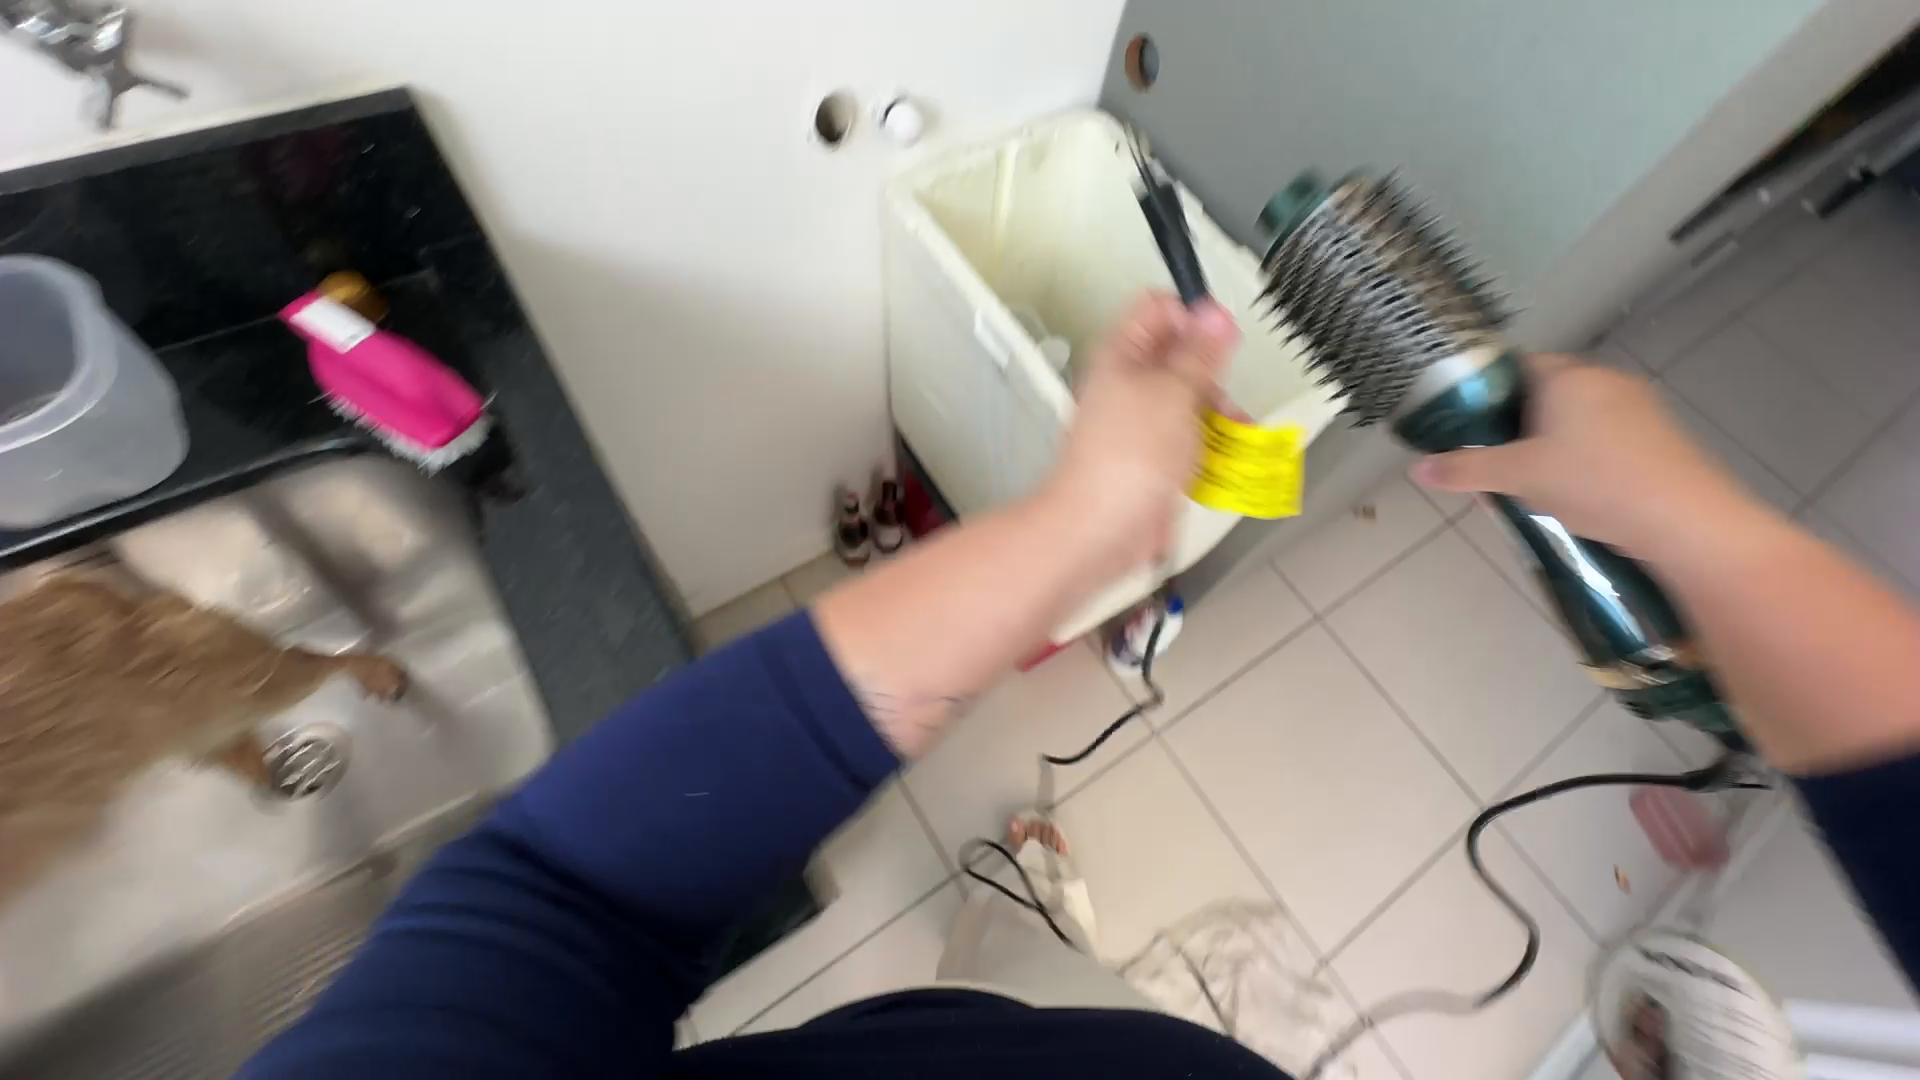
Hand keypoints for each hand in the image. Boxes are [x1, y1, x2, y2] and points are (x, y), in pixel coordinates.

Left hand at [1041, 291, 1239, 579]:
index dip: (1191, 315)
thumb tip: (1213, 313)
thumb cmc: (1127, 459)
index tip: (1220, 337)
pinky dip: (1212, 449)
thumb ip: (1198, 353)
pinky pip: (1190, 443)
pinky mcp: (1153, 461)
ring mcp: (1141, 427)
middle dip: (1213, 375)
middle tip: (1223, 395)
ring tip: (1238, 433)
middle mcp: (1128, 388)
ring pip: (1191, 404)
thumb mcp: (1173, 392)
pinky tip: (1228, 462)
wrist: (1100, 529)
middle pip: (1181, 360)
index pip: (1157, 311)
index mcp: (1122, 358)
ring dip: (1220, 416)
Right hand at [1408, 353, 1757, 556]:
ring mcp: (1634, 408)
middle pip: (1537, 394)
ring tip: (1514, 481)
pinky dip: (1568, 457)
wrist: (1686, 522)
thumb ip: (1463, 470)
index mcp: (1568, 376)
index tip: (1457, 420)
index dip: (1480, 389)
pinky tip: (1559, 491)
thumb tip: (1416, 470)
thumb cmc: (1594, 482)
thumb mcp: (1515, 477)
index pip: (1512, 365)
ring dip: (1535, 445)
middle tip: (1480, 458)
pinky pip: (1593, 437)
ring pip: (1565, 419)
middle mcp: (1603, 381)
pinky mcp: (1651, 438)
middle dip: (1505, 426)